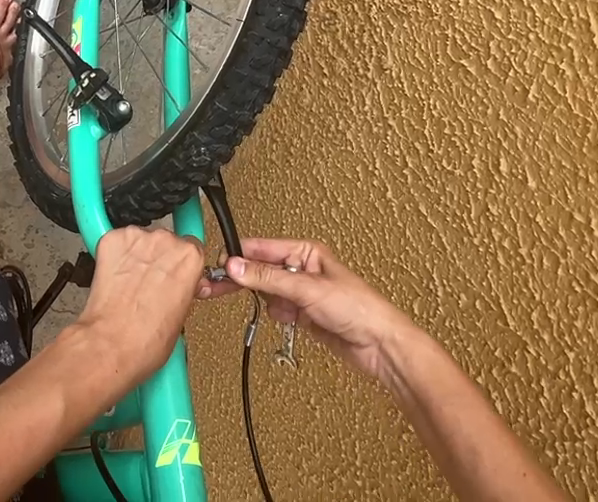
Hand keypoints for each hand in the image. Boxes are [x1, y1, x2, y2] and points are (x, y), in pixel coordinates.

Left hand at [69, 226, 205, 385]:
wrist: (111, 344)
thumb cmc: (146, 340)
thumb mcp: (183, 313)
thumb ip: (188, 287)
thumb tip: (185, 283)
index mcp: (189, 257)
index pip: (193, 249)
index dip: (183, 266)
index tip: (177, 275)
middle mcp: (164, 242)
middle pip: (166, 242)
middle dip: (160, 261)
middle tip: (152, 286)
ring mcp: (136, 239)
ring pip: (141, 241)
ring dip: (138, 257)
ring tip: (131, 286)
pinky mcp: (110, 241)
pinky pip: (116, 242)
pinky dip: (115, 256)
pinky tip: (116, 278)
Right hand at [200, 237, 417, 379]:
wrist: (381, 347)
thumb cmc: (360, 309)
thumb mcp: (307, 289)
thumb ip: (268, 278)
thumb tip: (236, 266)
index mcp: (304, 251)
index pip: (261, 249)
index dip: (239, 257)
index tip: (219, 266)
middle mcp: (301, 268)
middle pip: (260, 270)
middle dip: (244, 280)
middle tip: (215, 286)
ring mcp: (301, 292)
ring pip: (267, 292)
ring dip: (267, 302)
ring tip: (276, 308)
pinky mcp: (302, 314)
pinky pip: (277, 310)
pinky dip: (278, 315)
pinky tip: (290, 319)